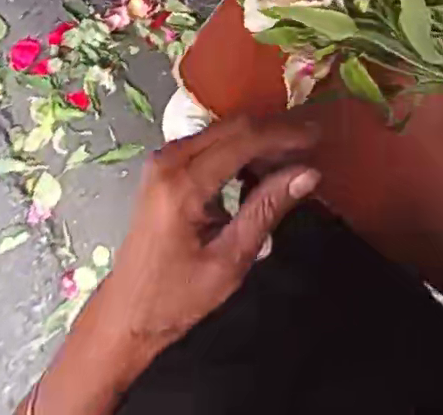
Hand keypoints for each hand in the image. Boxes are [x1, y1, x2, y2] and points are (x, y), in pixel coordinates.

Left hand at [28, 115, 320, 414]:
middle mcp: (171, 158)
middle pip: (234, 127)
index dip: (284, 134)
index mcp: (183, 182)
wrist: (125, 314)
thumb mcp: (230, 260)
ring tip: (291, 161)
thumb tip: (309, 173)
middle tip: (310, 146)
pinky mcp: (166, 164)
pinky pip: (212, 142)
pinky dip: (241, 149)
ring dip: (259, 140)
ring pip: (225, 131)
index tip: (317, 137)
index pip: (244, 139)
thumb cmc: (176, 298)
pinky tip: (260, 170)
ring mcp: (165, 158)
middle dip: (275, 133)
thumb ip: (267, 209)